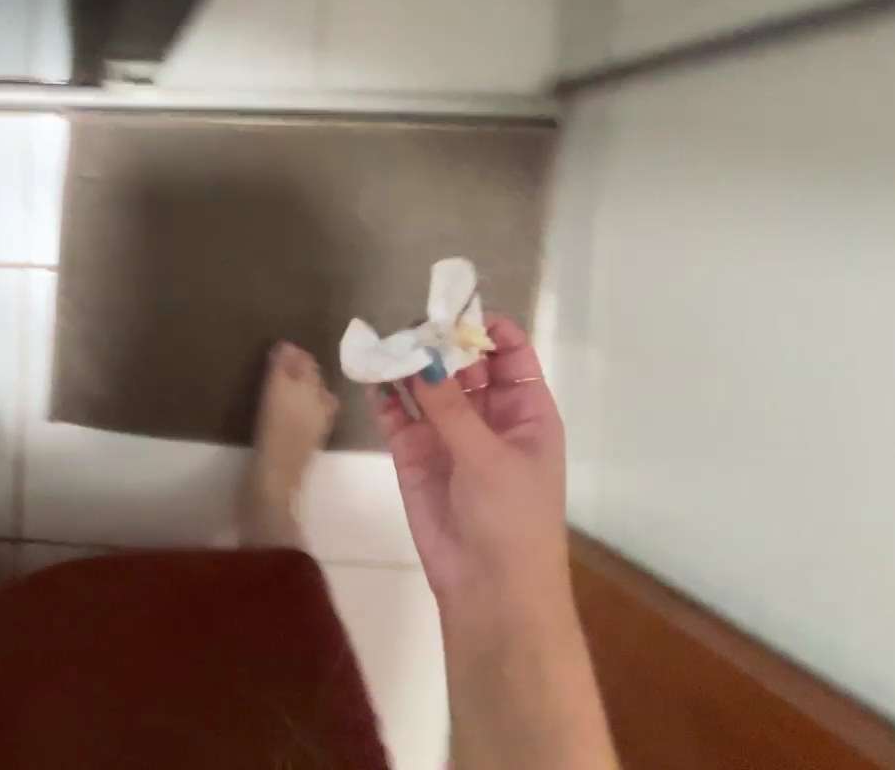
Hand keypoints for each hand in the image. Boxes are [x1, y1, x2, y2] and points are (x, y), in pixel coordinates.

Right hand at [374, 314, 568, 613]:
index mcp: (525, 411)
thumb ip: (450, 406)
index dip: (486, 327)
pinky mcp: (412, 450)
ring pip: (424, 383)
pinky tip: (370, 375)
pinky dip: (383, 393)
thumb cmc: (511, 518)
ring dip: (406, 364)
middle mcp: (486, 414)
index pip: (510, 353)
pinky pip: (395, 411)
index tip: (451, 308)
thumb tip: (421, 356)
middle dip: (437, 341)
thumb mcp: (489, 457)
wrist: (487, 585)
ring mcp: (447, 432)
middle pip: (461, 362)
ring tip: (382, 344)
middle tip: (407, 325)